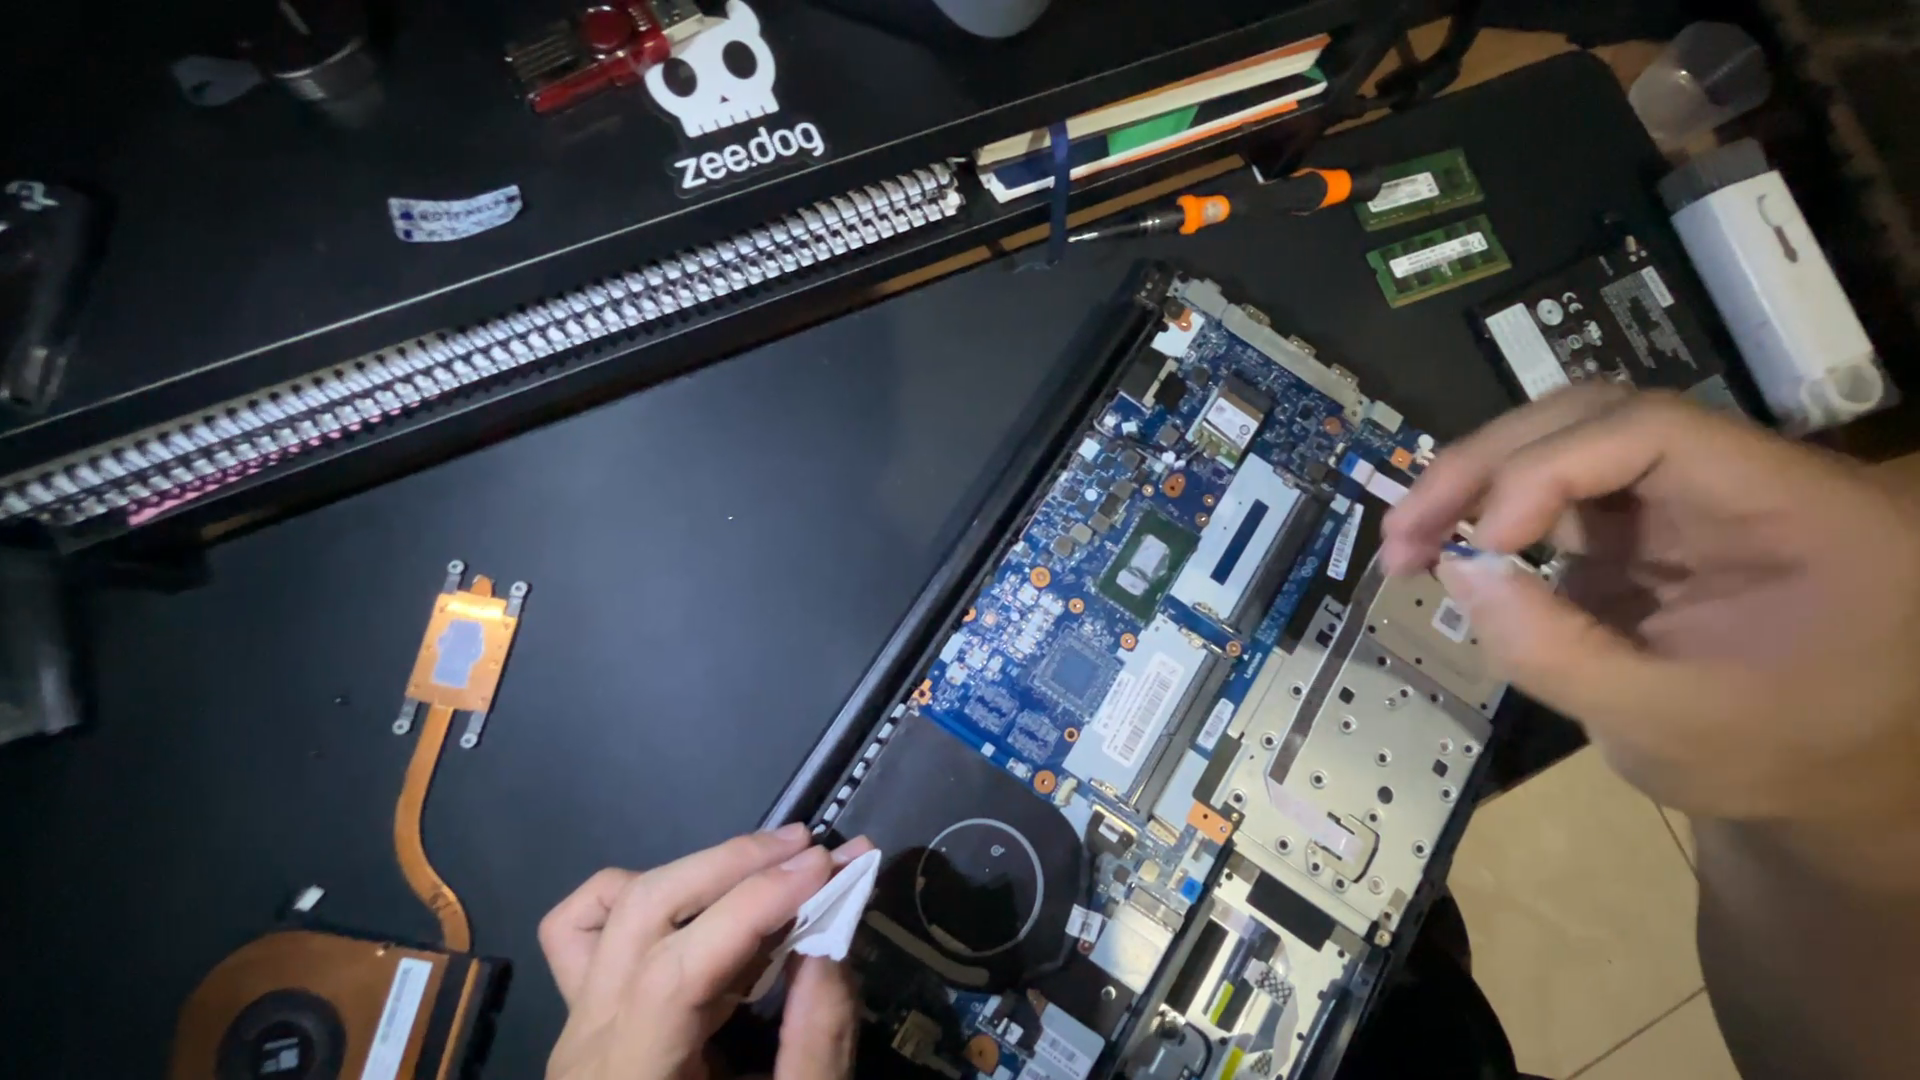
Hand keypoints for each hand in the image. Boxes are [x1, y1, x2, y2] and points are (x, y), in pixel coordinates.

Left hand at [539, 824, 874, 1079]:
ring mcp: (577, 1020)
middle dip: (736, 865)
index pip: (676, 968)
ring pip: (614, 902)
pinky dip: (643, 892)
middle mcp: (585, 1044)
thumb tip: (829, 938)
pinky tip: (702, 898)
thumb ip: (818, 1039)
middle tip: (812, 851)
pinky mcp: (588, 1007)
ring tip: (774, 863)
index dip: (753, 905)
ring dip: (704, 868)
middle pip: (644, 911)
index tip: (823, 867)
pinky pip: (585, 924)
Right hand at [1380, 387, 1919, 824]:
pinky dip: (1480, 517)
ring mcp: (1683, 497)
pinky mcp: (1638, 524)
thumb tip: (1456, 567)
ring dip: (1465, 488)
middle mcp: (1739, 477)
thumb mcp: (1667, 728)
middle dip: (1481, 469)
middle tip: (1403, 530)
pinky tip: (1439, 552)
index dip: (1545, 472)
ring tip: (1402, 545)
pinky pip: (1545, 495)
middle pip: (1588, 419)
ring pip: (1553, 445)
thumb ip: (1556, 651)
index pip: (1648, 432)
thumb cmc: (1778, 760)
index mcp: (1796, 509)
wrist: (1827, 780)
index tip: (1485, 549)